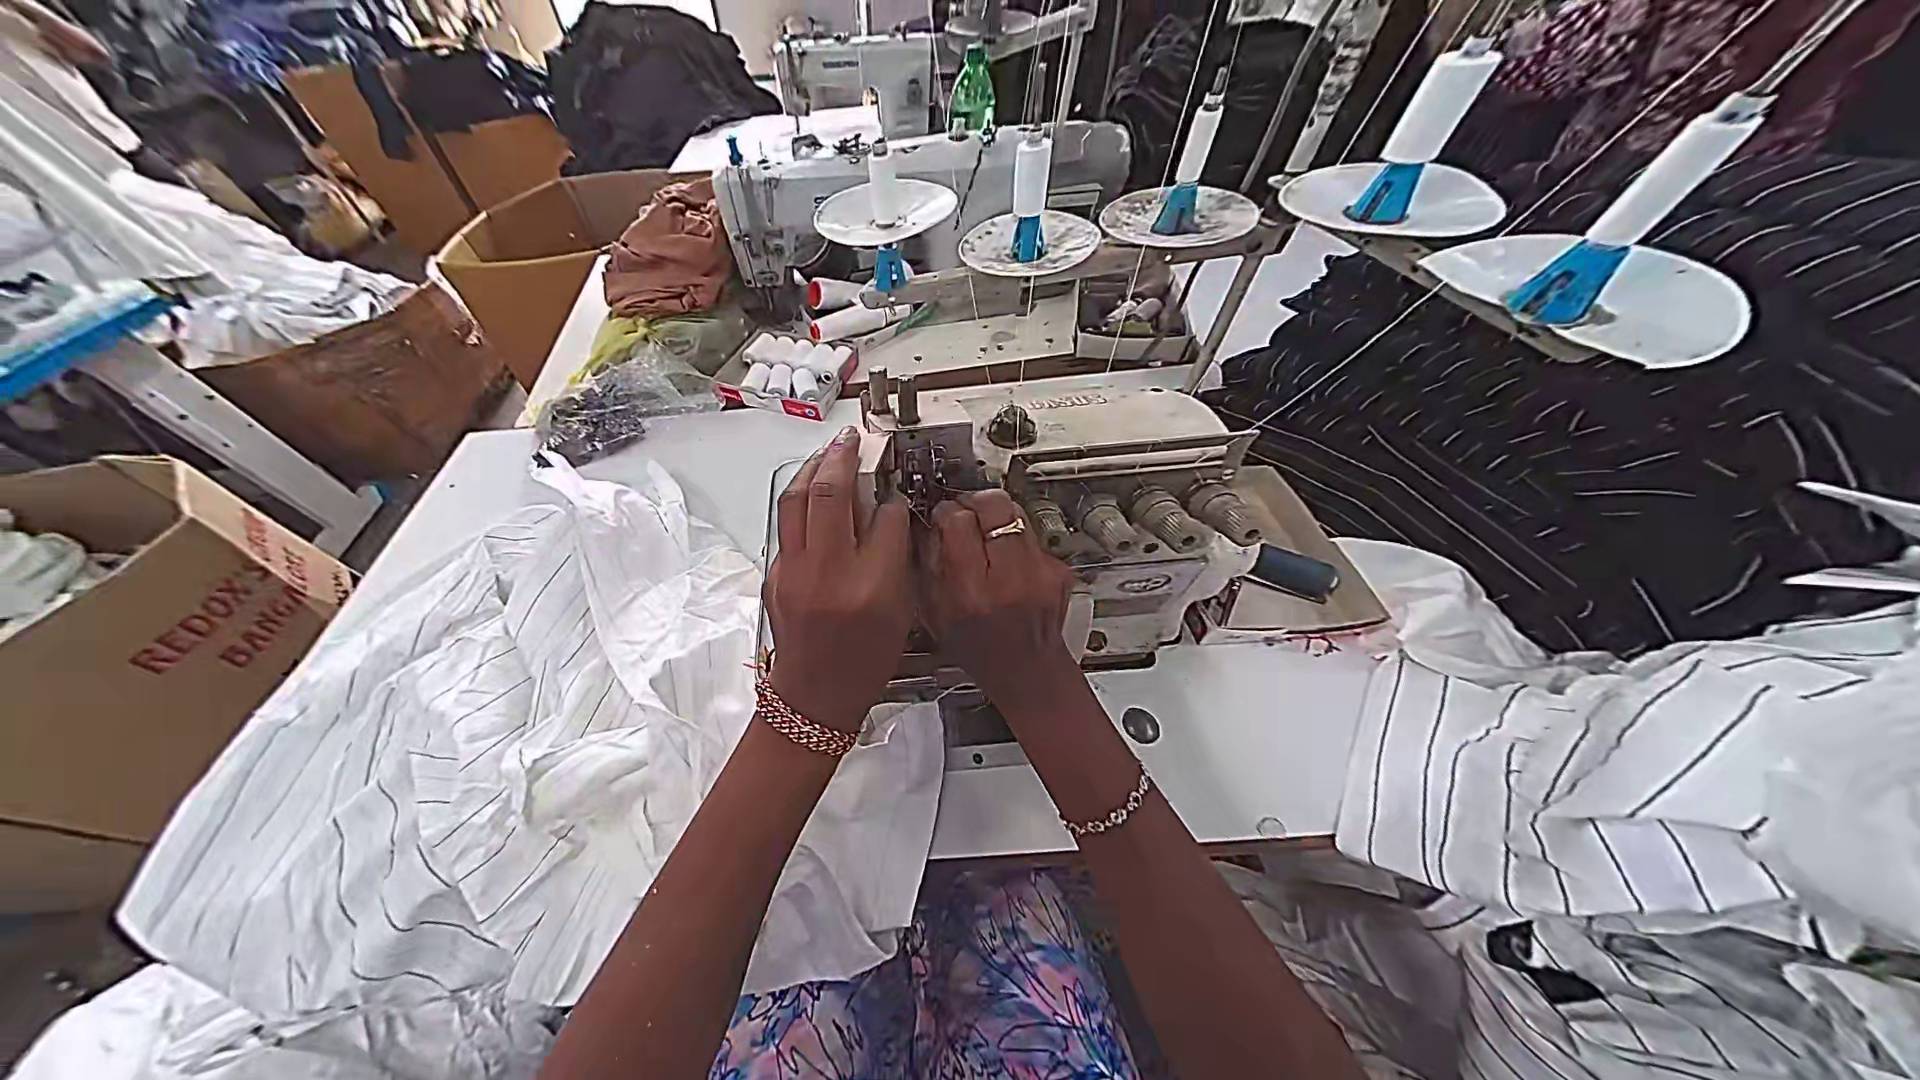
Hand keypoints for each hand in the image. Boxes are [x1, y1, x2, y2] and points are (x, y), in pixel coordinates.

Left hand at [765, 426, 912, 732]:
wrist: (814, 696)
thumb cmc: (864, 661)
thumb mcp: (898, 611)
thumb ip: (894, 558)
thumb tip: (887, 514)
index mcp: (869, 587)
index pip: (885, 520)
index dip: (891, 498)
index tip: (892, 487)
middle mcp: (827, 574)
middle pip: (831, 495)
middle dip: (844, 458)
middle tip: (852, 439)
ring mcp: (793, 572)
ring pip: (797, 501)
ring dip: (813, 468)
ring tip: (829, 452)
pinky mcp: (774, 575)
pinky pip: (787, 525)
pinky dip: (801, 499)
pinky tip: (814, 493)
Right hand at [924, 490, 1082, 714]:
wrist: (1027, 669)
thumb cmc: (981, 648)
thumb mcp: (937, 614)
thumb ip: (930, 564)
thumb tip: (930, 523)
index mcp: (972, 591)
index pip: (958, 521)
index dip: (947, 511)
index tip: (943, 514)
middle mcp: (1010, 578)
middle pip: (994, 505)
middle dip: (975, 501)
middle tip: (966, 511)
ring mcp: (1040, 572)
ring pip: (1016, 513)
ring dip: (996, 516)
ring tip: (985, 535)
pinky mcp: (1058, 570)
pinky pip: (1031, 535)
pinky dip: (1015, 540)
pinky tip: (1007, 559)